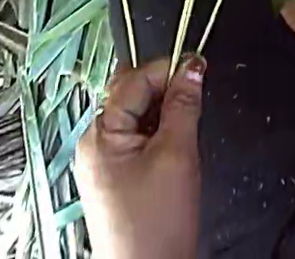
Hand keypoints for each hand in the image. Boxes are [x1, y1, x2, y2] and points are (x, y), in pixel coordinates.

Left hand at [73, 56, 204, 258]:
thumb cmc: (156, 227)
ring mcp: (103, 160)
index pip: (137, 78)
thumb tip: (192, 67)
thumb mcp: (177, 154)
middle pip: (133, 92)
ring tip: (182, 138)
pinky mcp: (115, 176)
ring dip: (164, 114)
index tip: (199, 69)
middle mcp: (95, 142)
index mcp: (101, 133)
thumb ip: (184, 104)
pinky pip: (137, 136)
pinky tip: (173, 153)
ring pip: (138, 114)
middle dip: (165, 92)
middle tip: (193, 105)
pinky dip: (158, 134)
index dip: (170, 70)